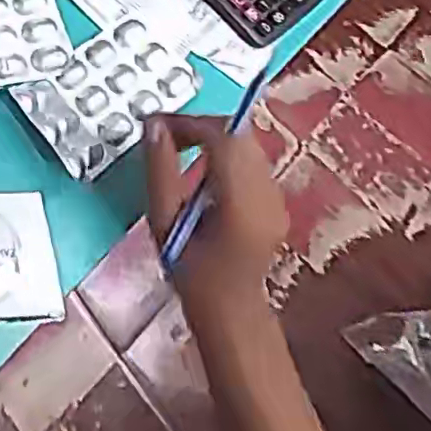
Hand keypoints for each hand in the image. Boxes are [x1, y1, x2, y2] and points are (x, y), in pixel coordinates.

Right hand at [143, 114, 287, 307]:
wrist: (230, 308)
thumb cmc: (190, 268)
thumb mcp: (164, 219)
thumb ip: (160, 168)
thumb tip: (155, 127)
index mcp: (241, 202)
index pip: (222, 138)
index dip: (188, 122)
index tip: (157, 125)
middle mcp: (267, 195)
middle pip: (238, 133)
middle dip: (198, 123)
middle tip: (166, 133)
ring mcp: (276, 196)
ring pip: (245, 142)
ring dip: (210, 134)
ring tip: (178, 146)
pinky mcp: (274, 198)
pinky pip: (248, 157)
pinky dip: (222, 149)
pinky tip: (199, 165)